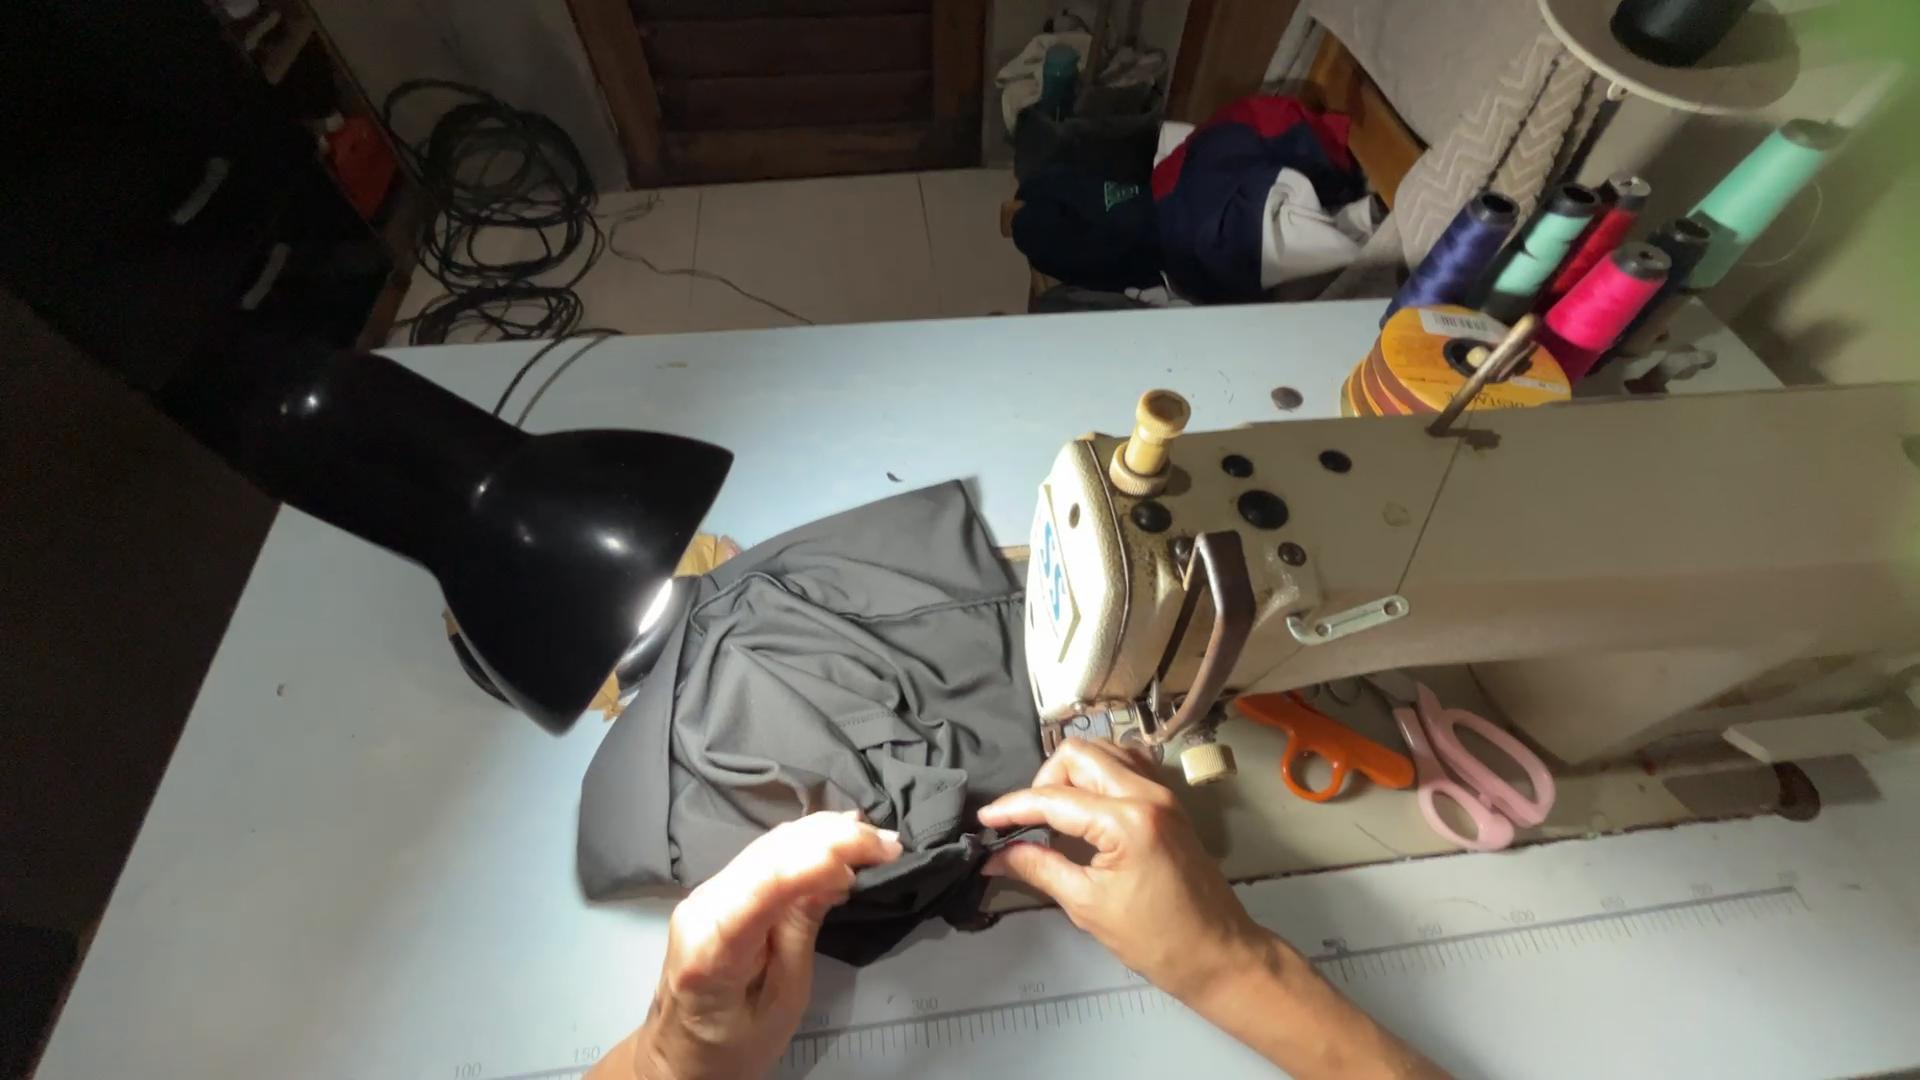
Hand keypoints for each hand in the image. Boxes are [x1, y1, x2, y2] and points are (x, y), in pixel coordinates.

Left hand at [619, 812, 902, 1079]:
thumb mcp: (783, 1001)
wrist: (679, 1060)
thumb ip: (802, 929)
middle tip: (890, 844)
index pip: (765, 884)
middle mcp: (704, 903)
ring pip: (774, 841)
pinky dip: (810, 840)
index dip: (819, 859)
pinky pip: (770, 850)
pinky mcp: (722, 885)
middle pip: (774, 851)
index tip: (870, 857)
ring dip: (829, 833)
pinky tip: (841, 838)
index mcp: (712, 945)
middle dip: (837, 838)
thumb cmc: (732, 1048)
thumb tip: (837, 874)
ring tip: (876, 838)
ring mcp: (709, 888)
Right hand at [977, 738, 1269, 1003]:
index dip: (1013, 808)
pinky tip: (1088, 798)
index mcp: (1128, 821)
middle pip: (1077, 754)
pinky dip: (1099, 769)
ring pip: (1101, 749)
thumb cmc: (1158, 941)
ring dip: (1071, 772)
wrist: (1220, 955)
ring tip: (1057, 811)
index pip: (1055, 799)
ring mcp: (1161, 789)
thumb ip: (1038, 868)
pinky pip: (1126, 760)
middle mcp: (1146, 792)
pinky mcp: (1168, 796)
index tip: (986, 818)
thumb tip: (996, 855)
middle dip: (1044, 781)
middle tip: (1030, 819)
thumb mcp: (1088, 906)